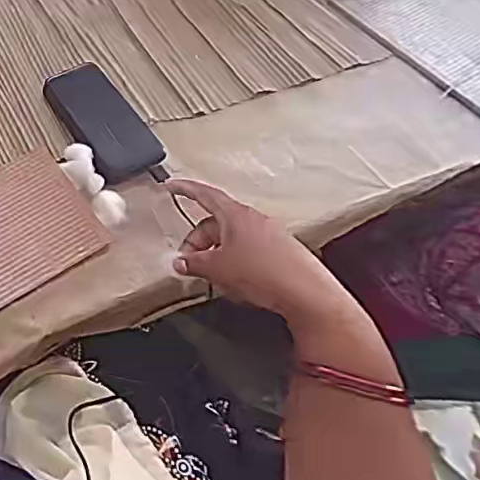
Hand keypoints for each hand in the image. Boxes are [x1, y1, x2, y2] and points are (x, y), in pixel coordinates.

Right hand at [167, 179, 361, 328]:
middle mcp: (253, 220)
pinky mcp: (279, 253)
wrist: (306, 294)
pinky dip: (234, 262)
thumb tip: (181, 262)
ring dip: (216, 255)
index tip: (172, 186)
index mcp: (235, 214)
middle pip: (215, 223)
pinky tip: (235, 283)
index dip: (185, 189)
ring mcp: (268, 235)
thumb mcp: (217, 268)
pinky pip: (247, 251)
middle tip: (188, 262)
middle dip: (198, 242)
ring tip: (214, 277)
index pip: (204, 194)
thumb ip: (193, 263)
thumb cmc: (267, 273)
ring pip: (231, 239)